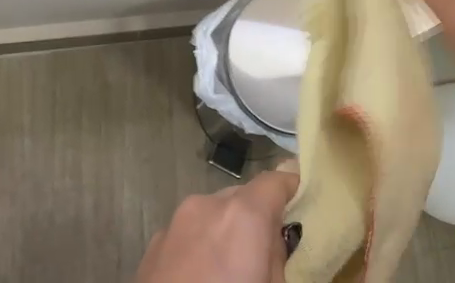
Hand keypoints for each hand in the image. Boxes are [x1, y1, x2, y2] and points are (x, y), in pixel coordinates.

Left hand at [137, 169, 299, 282]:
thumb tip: (274, 240)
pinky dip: (201, 247)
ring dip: (226, 234)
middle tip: (266, 254)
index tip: (302, 207)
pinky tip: (201, 280)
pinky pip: (189, 234)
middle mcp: (207, 206)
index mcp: (243, 215)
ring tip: (231, 272)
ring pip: (213, 215)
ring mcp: (174, 223)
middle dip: (257, 220)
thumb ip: (279, 257)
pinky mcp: (153, 246)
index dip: (292, 191)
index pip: (277, 181)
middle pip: (243, 198)